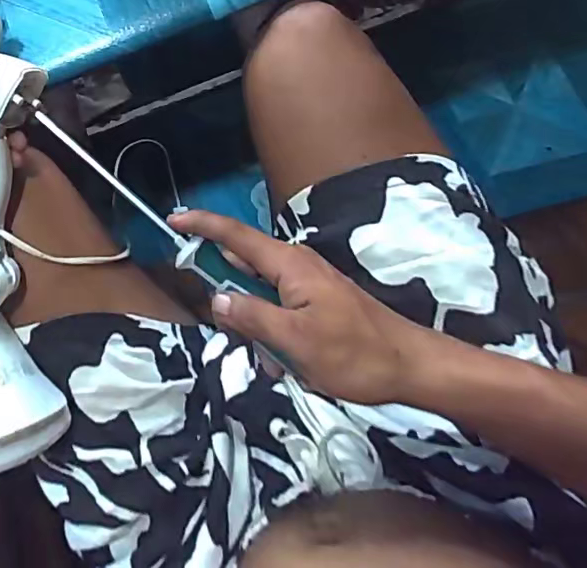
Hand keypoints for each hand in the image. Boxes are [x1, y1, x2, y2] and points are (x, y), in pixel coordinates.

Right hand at [169, 209, 462, 404]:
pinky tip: (288, 362)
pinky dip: (273, 331)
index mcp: (287, 264)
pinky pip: (277, 306)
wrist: (413, 366)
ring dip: (255, 324)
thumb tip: (217, 298)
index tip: (173, 221)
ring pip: (259, 293)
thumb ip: (252, 317)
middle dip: (231, 297)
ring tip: (276, 361)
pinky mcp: (314, 298)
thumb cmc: (356, 353)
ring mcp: (305, 281)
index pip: (234, 234)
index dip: (201, 225)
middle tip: (235, 331)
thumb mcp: (297, 342)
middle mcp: (293, 264)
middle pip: (242, 265)